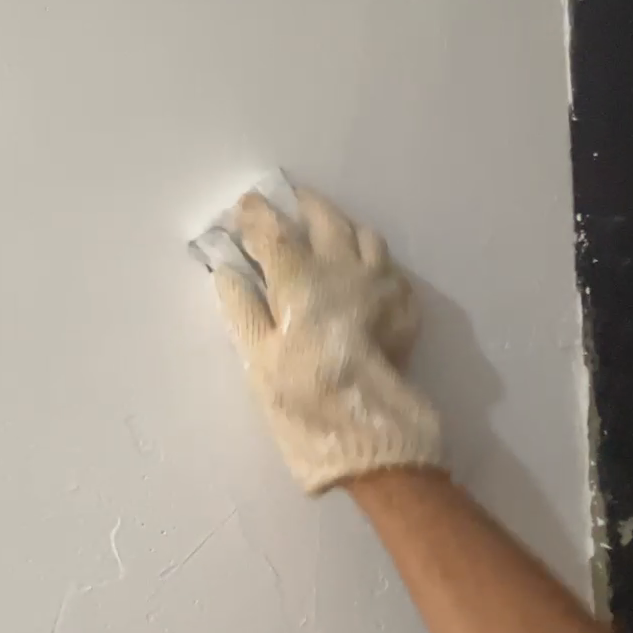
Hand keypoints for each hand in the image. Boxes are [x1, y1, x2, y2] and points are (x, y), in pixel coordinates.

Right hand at [213, 187, 442, 493]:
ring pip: (364, 235)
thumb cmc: (304, 395)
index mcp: (300, 278)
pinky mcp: (405, 306)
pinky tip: (364, 273)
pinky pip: (389, 266)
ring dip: (342, 226)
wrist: (370, 429)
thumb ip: (242, 307)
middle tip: (290, 203)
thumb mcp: (258, 357)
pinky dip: (372, 260)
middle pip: (325, 219)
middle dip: (304, 206)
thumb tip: (227, 269)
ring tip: (330, 231)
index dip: (256, 214)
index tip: (245, 206)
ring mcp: (381, 283)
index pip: (274, 231)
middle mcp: (343, 268)